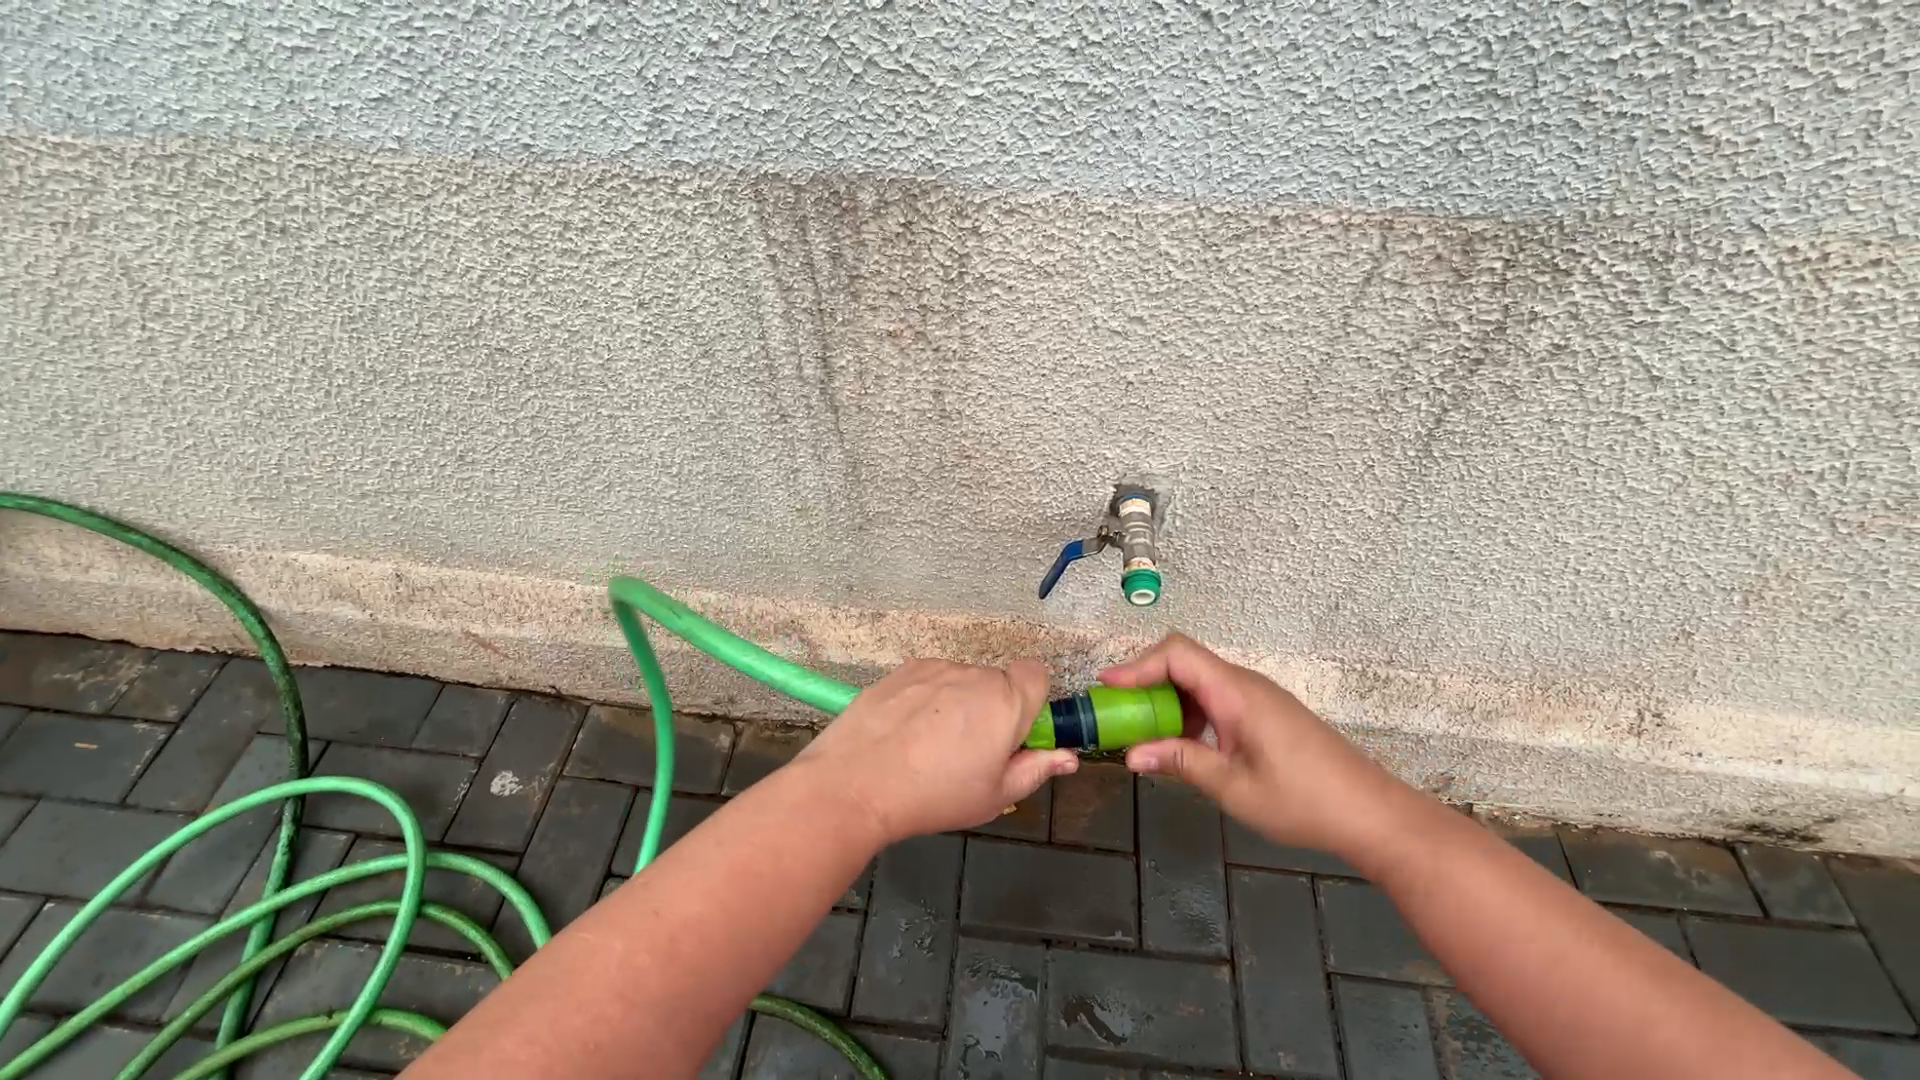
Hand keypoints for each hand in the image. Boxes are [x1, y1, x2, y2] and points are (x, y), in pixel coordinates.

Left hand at [794, 658, 1078, 844]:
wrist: (856, 782)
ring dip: (958, 703)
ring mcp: (935, 668)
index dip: (1031, 702)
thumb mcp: (995, 796)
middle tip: (970, 751)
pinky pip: (929, 680)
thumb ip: (1036, 769)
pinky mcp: (902, 670)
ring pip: (961, 681)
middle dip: (992, 709)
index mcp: (1006, 701)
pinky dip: (927, 698)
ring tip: (930, 746)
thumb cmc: (934, 795)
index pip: (1037, 676)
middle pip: (997, 682)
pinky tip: (907, 731)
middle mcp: (975, 674)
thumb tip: (1067, 756)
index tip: (1015, 734)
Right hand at [1101, 634, 1408, 856]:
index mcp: (1236, 693)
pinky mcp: (1265, 714)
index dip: (1137, 665)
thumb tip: (1131, 755)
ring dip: (1166, 701)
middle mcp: (1245, 685)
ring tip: (1142, 733)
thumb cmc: (1301, 800)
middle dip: (1145, 683)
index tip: (1107, 688)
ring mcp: (1257, 698)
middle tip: (1118, 714)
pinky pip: (1216, 699)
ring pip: (1198, 682)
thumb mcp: (1232, 786)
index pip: (1177, 654)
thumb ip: (1180, 762)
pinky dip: (1189, 714)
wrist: (1370, 814)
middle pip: (1184, 662)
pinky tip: (1182, 745)